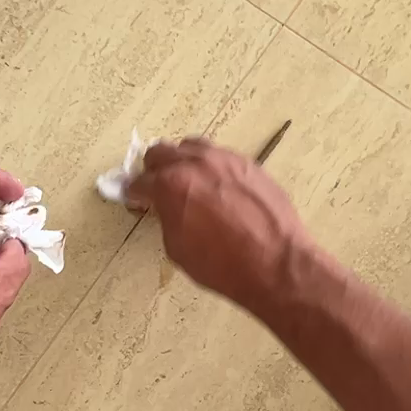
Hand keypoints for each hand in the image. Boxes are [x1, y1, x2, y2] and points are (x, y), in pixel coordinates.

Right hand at [126, 138, 313, 311]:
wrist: (275, 264)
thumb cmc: (221, 264)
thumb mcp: (177, 247)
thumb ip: (165, 217)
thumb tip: (165, 208)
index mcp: (170, 185)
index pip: (140, 181)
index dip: (134, 193)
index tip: (135, 198)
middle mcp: (195, 164)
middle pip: (161, 152)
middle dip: (154, 170)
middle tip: (158, 188)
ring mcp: (224, 159)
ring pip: (192, 146)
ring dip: (183, 161)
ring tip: (189, 182)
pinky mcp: (248, 164)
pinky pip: (220, 156)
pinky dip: (211, 168)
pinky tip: (217, 188)